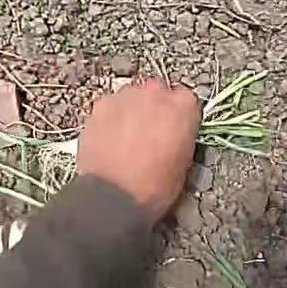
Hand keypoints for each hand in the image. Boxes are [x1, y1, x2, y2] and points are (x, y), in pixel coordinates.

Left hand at [76, 78, 199, 222]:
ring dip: (131, 111)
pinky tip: (109, 141)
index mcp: (183, 106)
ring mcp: (125, 96)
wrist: (115, 196)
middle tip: (149, 134)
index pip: (185, 99)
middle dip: (153, 108)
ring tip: (126, 140)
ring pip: (131, 97)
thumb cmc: (155, 186)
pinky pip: (110, 107)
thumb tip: (174, 136)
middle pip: (156, 91)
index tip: (173, 130)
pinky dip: (111, 119)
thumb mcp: (184, 164)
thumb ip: (181, 138)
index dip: (178, 116)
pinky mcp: (100, 105)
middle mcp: (155, 93)